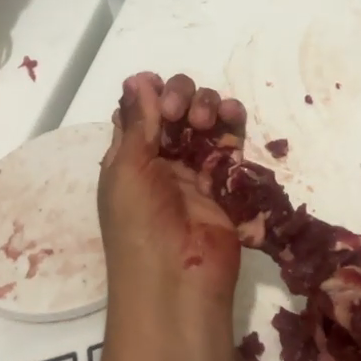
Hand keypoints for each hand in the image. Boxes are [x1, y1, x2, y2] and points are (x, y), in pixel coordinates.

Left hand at [97, 72, 247, 360]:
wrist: (178, 282)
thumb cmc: (139, 225)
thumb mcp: (127, 170)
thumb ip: (138, 121)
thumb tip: (137, 79)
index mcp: (129, 156)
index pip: (140, 109)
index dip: (151, 92)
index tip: (158, 92)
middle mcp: (162, 157)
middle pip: (175, 106)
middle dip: (181, 96)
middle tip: (179, 114)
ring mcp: (195, 167)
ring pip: (204, 117)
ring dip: (206, 105)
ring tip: (206, 121)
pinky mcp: (226, 178)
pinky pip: (231, 139)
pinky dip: (232, 121)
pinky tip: (232, 116)